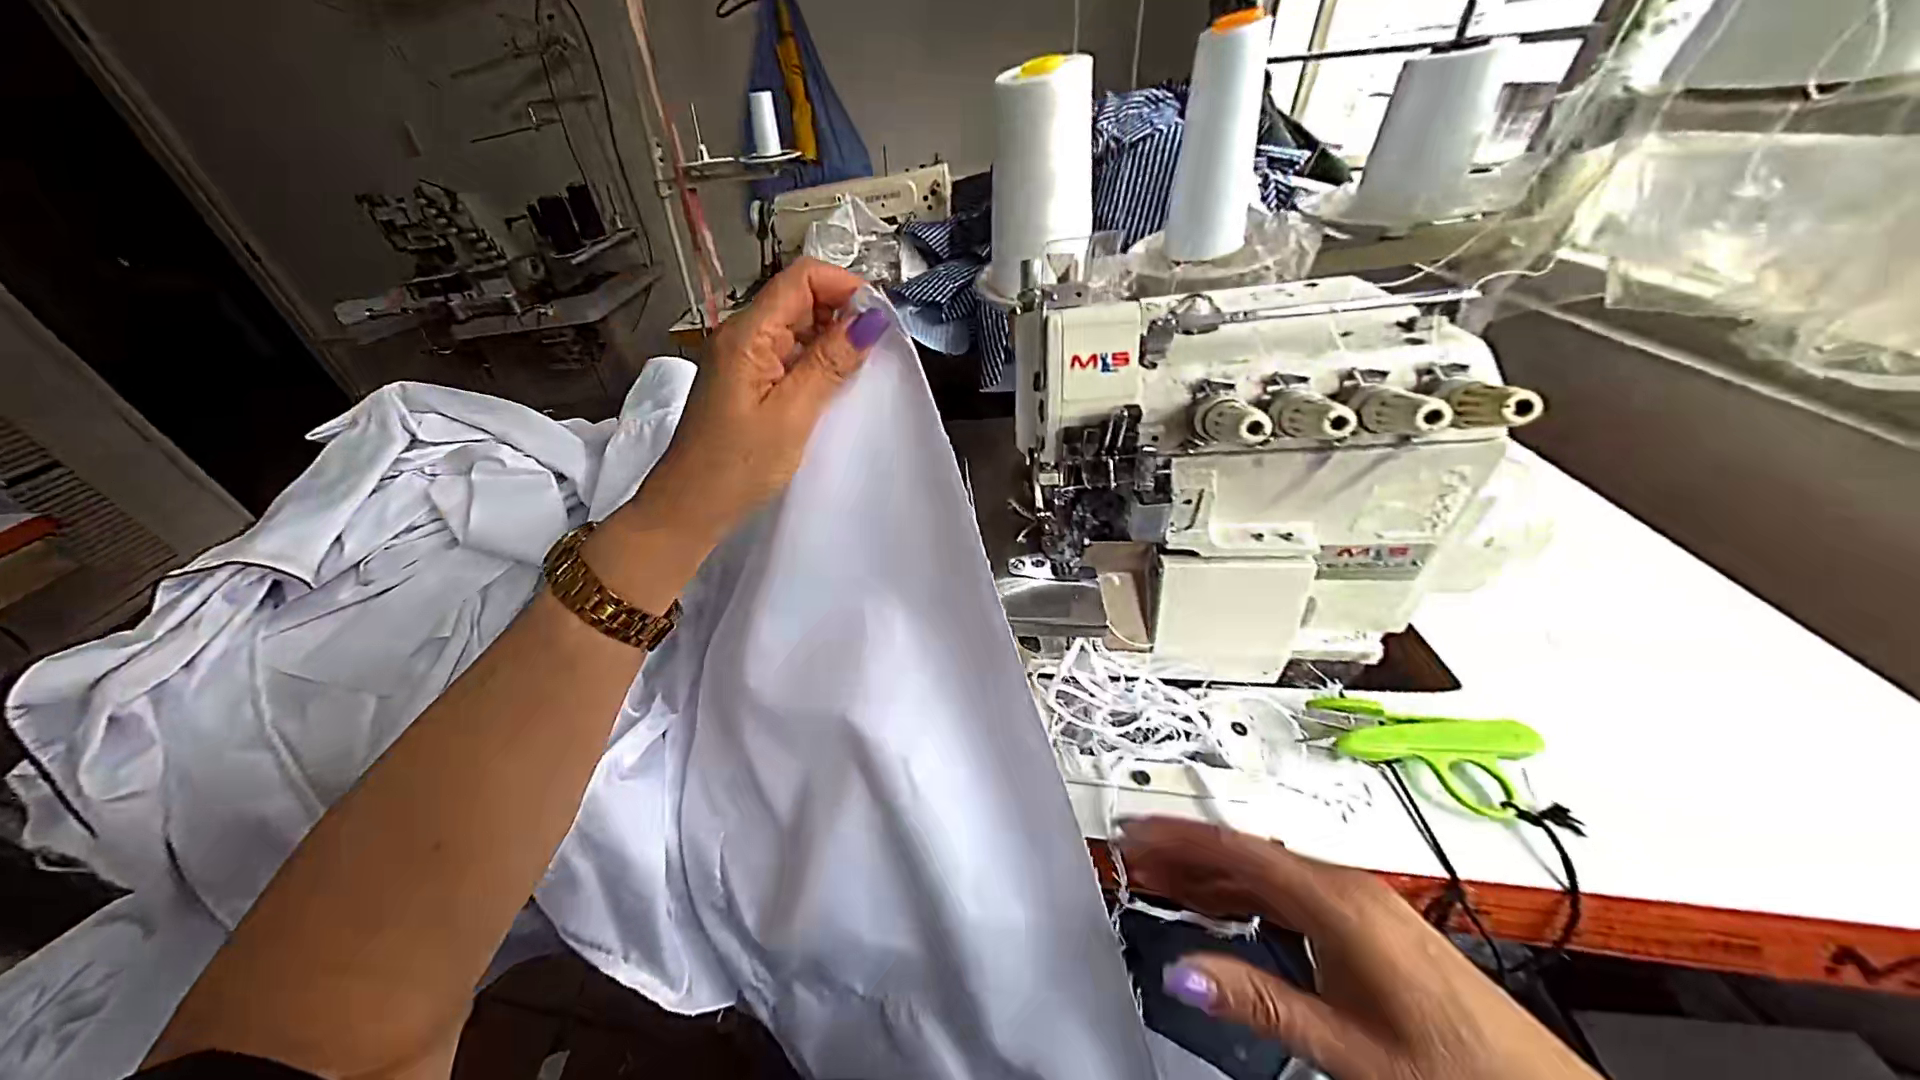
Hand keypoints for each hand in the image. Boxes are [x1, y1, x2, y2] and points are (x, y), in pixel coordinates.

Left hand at [588, 259, 887, 605]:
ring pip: (800, 327)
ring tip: (858, 371)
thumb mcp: (792, 414)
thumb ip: (830, 363)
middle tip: (875, 350)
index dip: (846, 287)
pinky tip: (835, 386)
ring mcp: (746, 358)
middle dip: (845, 314)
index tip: (878, 319)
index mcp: (747, 335)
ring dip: (834, 340)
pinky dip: (819, 362)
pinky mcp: (751, 381)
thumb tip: (870, 320)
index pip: (803, 278)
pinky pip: (792, 355)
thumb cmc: (733, 468)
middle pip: (802, 298)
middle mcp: (743, 336)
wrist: (691, 508)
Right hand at [1117, 817, 1600, 1079]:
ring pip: (1265, 870)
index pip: (1238, 851)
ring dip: (1211, 872)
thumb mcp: (1344, 1045)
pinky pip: (1286, 890)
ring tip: (1162, 877)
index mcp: (1340, 902)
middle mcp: (1347, 888)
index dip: (1180, 836)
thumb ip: (1258, 1001)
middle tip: (1135, 853)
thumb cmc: (1460, 1068)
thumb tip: (1186, 972)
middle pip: (1247, 854)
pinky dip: (1243, 892)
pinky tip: (1220, 906)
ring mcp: (1357, 901)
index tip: (1137, 830)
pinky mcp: (1363, 920)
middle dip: (1185, 851)